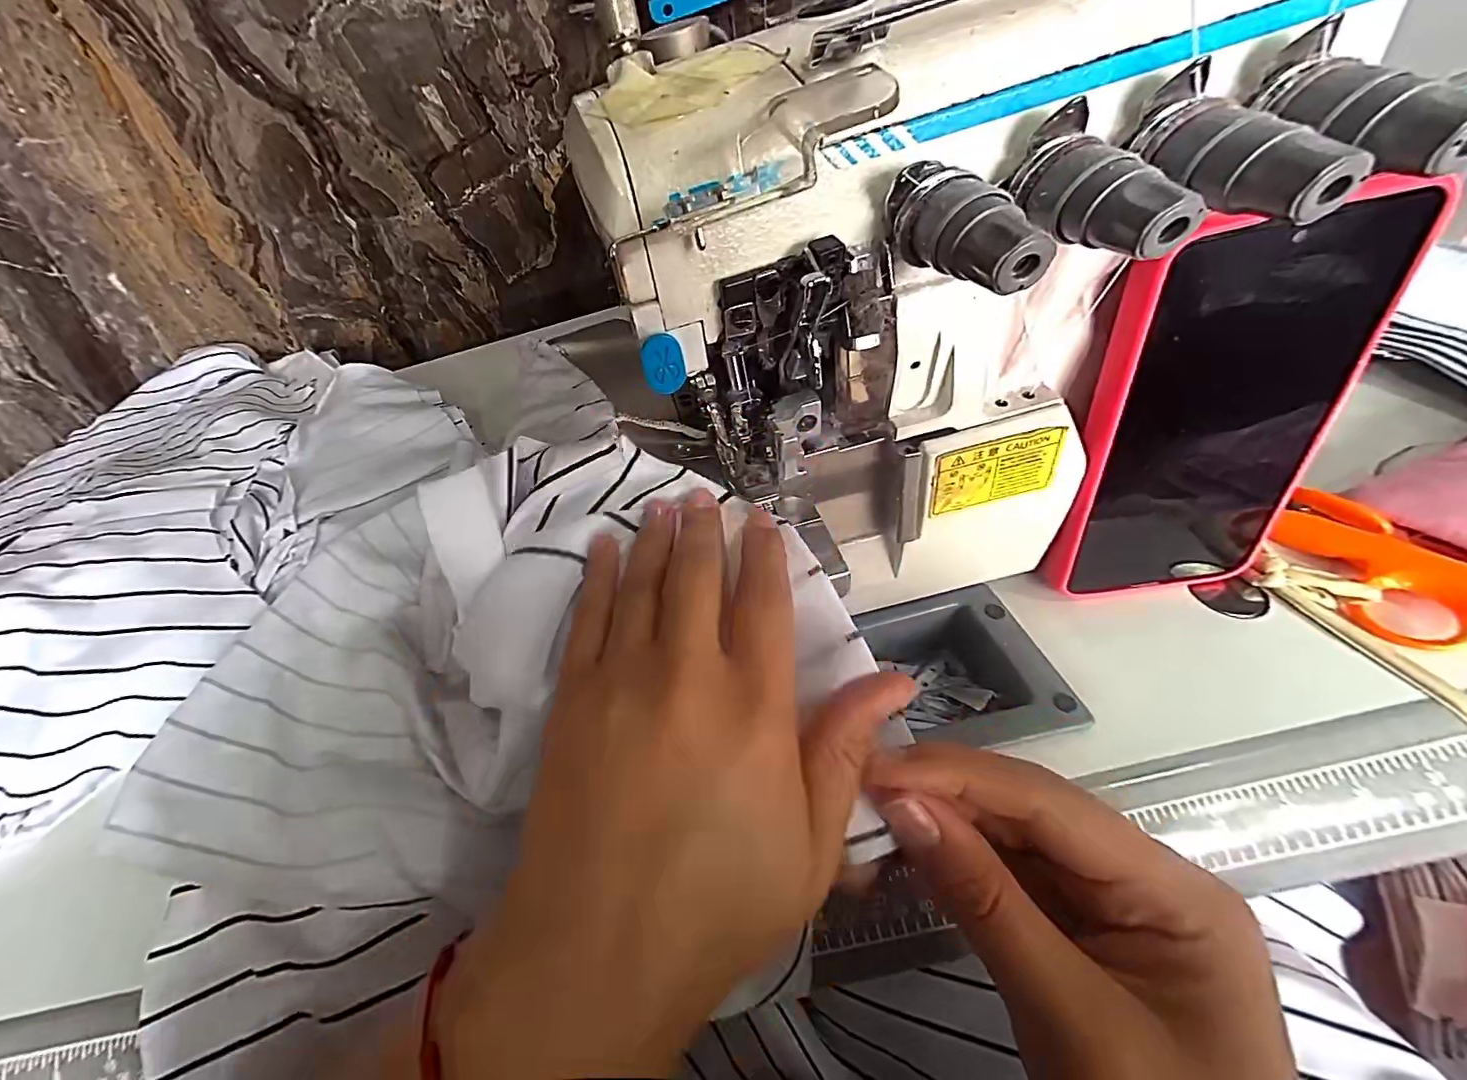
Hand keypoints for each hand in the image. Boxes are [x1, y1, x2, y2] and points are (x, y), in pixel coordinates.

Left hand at [433, 490, 914, 1077]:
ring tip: (662, 507)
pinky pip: (587, 617)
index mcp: (755, 707)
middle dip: (704, 530)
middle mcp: (688, 675)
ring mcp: (622, 680)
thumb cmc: (720, 902)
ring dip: (653, 539)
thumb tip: (894, 681)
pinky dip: (597, 576)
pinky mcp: (572, 699)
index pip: (764, 603)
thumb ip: (845, 748)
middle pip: (698, 579)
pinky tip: (602, 548)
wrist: (599, 947)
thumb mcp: (812, 842)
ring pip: (642, 584)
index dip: (765, 554)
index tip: (762, 522)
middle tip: (704, 497)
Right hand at [867, 743, 1290, 1079]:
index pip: (1049, 803)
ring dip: (945, 820)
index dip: (959, 775)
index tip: (880, 766)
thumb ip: (986, 903)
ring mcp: (1114, 903)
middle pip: (1031, 811)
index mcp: (1172, 889)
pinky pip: (1012, 876)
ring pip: (1016, 838)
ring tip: (877, 804)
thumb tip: (906, 809)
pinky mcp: (1082, 928)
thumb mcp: (1069, 1019)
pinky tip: (915, 846)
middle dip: (946, 790)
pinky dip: (959, 860)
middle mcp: (1146, 876)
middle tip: (866, 779)